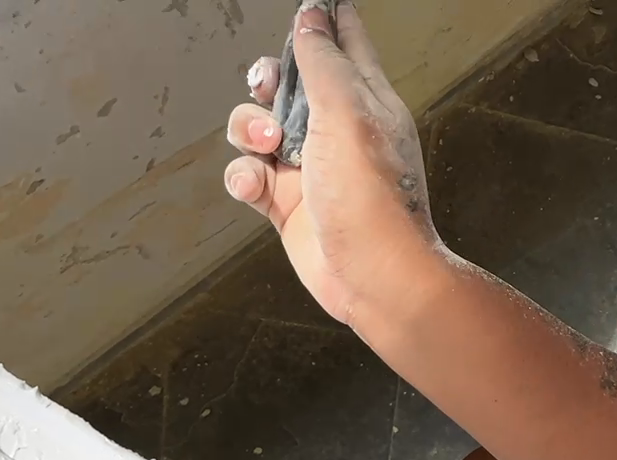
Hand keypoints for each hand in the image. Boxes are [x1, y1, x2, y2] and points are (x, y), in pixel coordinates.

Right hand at [223, 1, 441, 326]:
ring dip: (249, 130)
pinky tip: (254, 186)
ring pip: (257, 130)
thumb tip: (312, 18)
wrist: (373, 277)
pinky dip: (243, 178)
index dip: (323, 21)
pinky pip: (249, 177)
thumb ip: (324, 62)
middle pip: (286, 85)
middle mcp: (335, 134)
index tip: (308, 6)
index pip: (344, 44)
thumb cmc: (373, 201)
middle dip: (267, 82)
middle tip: (268, 91)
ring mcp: (308, 171)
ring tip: (269, 150)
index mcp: (364, 102)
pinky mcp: (287, 207)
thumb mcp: (349, 113)